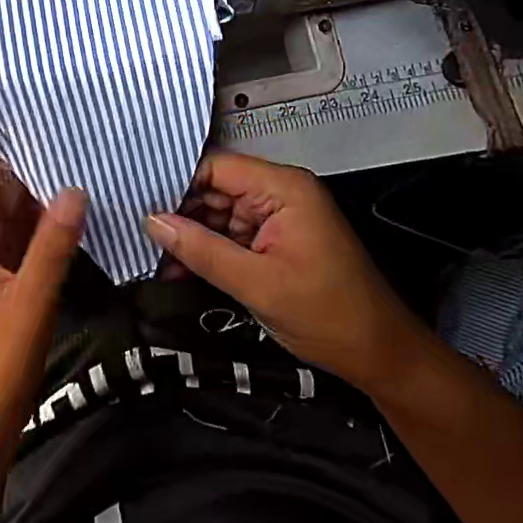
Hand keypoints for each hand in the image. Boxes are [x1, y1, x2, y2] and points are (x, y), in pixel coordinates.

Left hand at [0, 149, 86, 449]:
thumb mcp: (28, 302)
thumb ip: (53, 244)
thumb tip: (74, 188)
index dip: (4, 144)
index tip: (39, 115)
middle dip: (29, 168)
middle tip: (73, 136)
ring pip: (11, 222)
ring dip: (38, 199)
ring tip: (79, 164)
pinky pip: (19, 248)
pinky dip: (41, 231)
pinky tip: (72, 216)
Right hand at [144, 151, 430, 393]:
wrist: (379, 355)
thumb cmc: (329, 314)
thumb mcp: (257, 283)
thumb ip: (202, 250)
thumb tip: (154, 223)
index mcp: (283, 187)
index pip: (216, 167)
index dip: (177, 184)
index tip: (142, 205)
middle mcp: (280, 192)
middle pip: (215, 189)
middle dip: (180, 214)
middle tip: (142, 237)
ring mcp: (279, 216)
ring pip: (220, 214)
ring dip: (191, 237)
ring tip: (155, 259)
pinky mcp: (277, 239)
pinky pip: (233, 235)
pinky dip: (209, 251)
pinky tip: (181, 268)